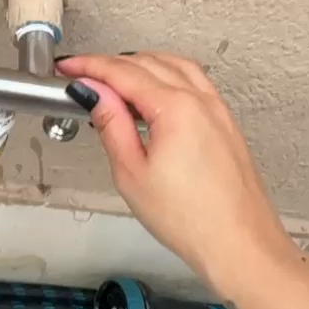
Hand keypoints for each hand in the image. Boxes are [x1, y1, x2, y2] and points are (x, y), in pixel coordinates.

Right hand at [56, 52, 297, 285]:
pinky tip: (153, 94)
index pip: (123, 73)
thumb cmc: (190, 219)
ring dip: (141, 64)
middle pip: (149, 63)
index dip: (90, 66)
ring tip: (114, 80)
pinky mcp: (226, 123)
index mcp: (176, 109)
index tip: (69, 68)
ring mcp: (218, 110)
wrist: (239, 246)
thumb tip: (94, 94)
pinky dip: (167, 75)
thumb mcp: (131, 172)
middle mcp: (201, 101)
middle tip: (83, 75)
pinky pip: (194, 81)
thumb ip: (111, 124)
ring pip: (175, 66)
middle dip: (111, 64)